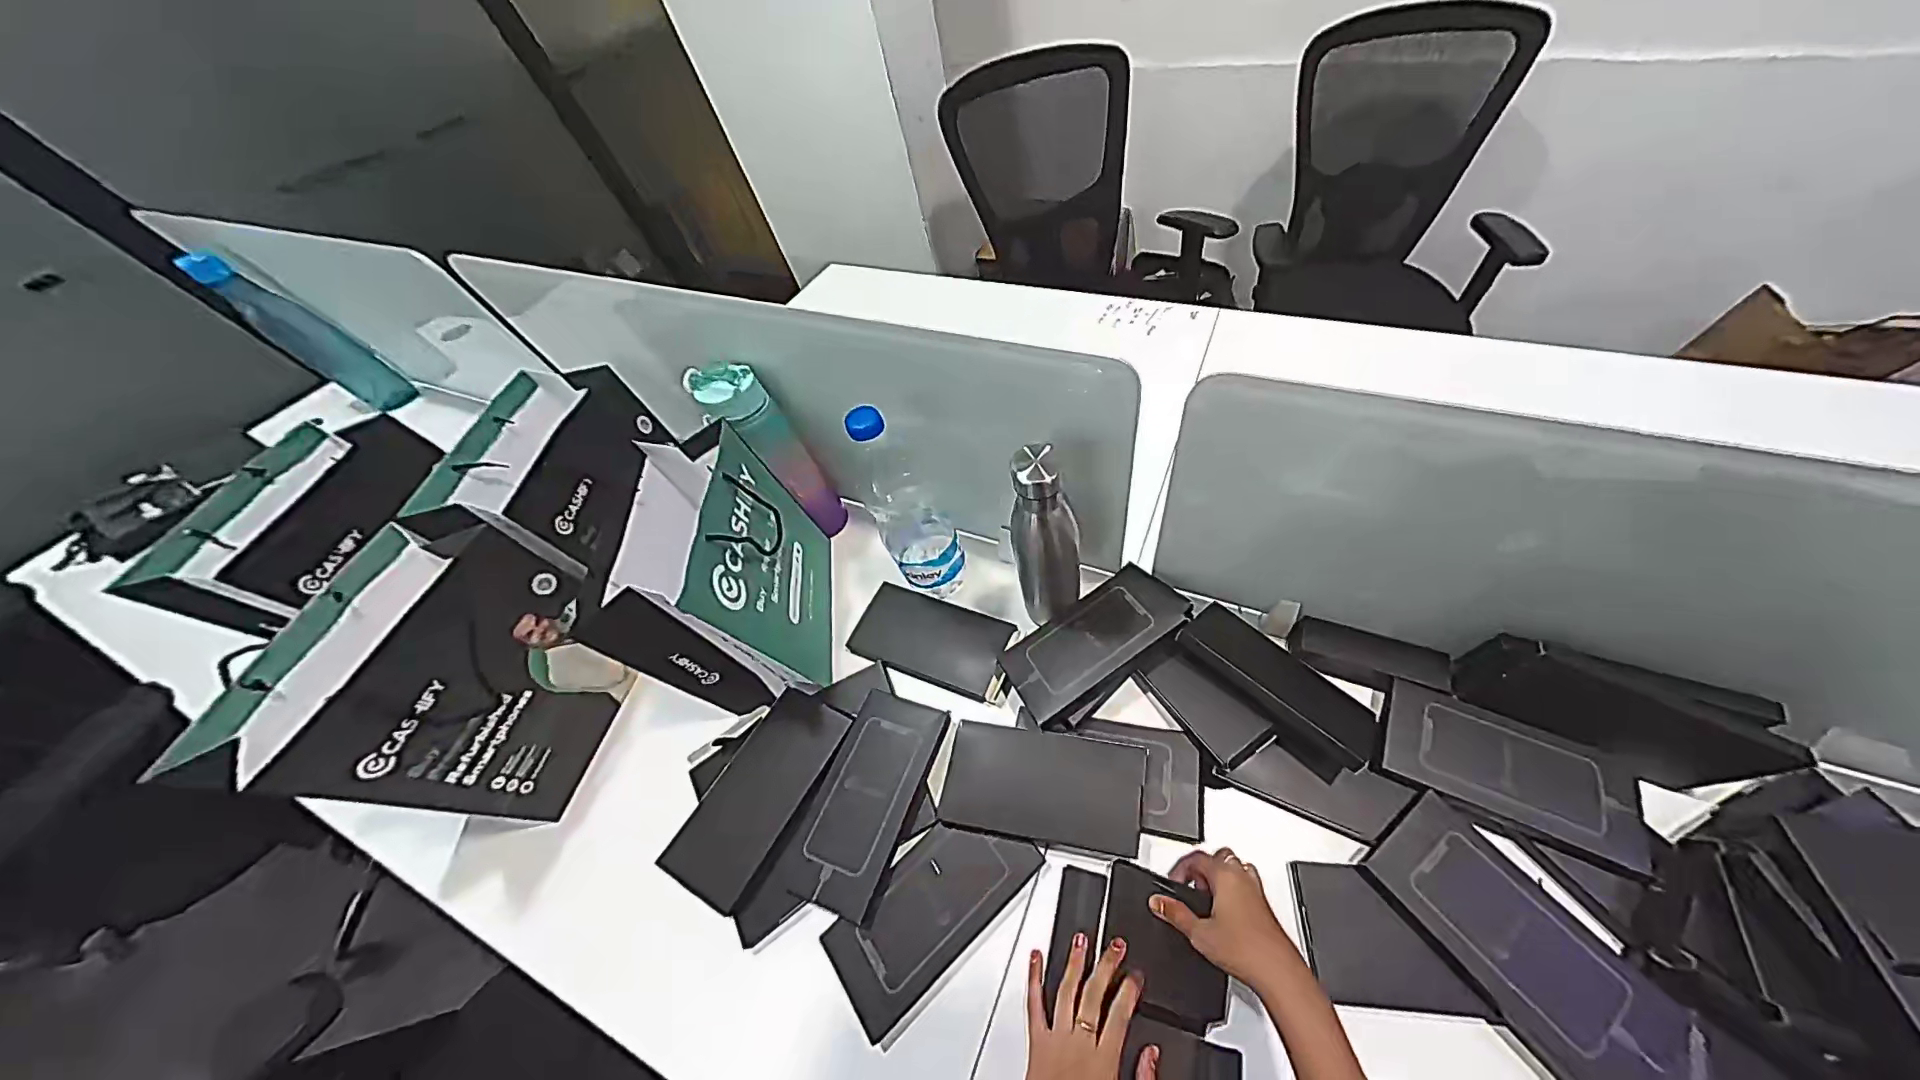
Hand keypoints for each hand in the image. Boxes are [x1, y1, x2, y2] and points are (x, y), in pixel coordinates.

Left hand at [1025, 932, 1156, 1079]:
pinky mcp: (1035, 1042)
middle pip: (1094, 995)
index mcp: (1103, 1061)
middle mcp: (1078, 1044)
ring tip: (1080, 939)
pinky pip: (1033, 1004)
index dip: (1129, 990)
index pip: (1120, 1015)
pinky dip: (1034, 977)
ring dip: (1074, 962)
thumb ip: (1142, 1078)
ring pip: (1065, 991)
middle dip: (1106, 965)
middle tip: (1115, 944)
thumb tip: (1151, 1052)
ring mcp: (1055, 1040)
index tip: (1135, 974)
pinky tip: (1035, 957)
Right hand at [1149, 847, 1301, 990]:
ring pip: (1233, 869)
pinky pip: (1244, 885)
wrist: (1278, 972)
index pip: (1196, 858)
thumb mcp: (1198, 932)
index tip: (1173, 884)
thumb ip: (1175, 914)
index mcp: (1225, 874)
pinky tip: (1224, 914)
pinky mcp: (1264, 906)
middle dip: (1199, 870)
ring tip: (1206, 900)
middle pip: (1216, 857)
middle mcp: (1242, 876)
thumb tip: (1159, 902)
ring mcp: (1256, 890)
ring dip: (1217, 878)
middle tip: (1189, 889)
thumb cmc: (1246, 950)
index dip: (1179, 869)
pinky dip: (1232, 890)